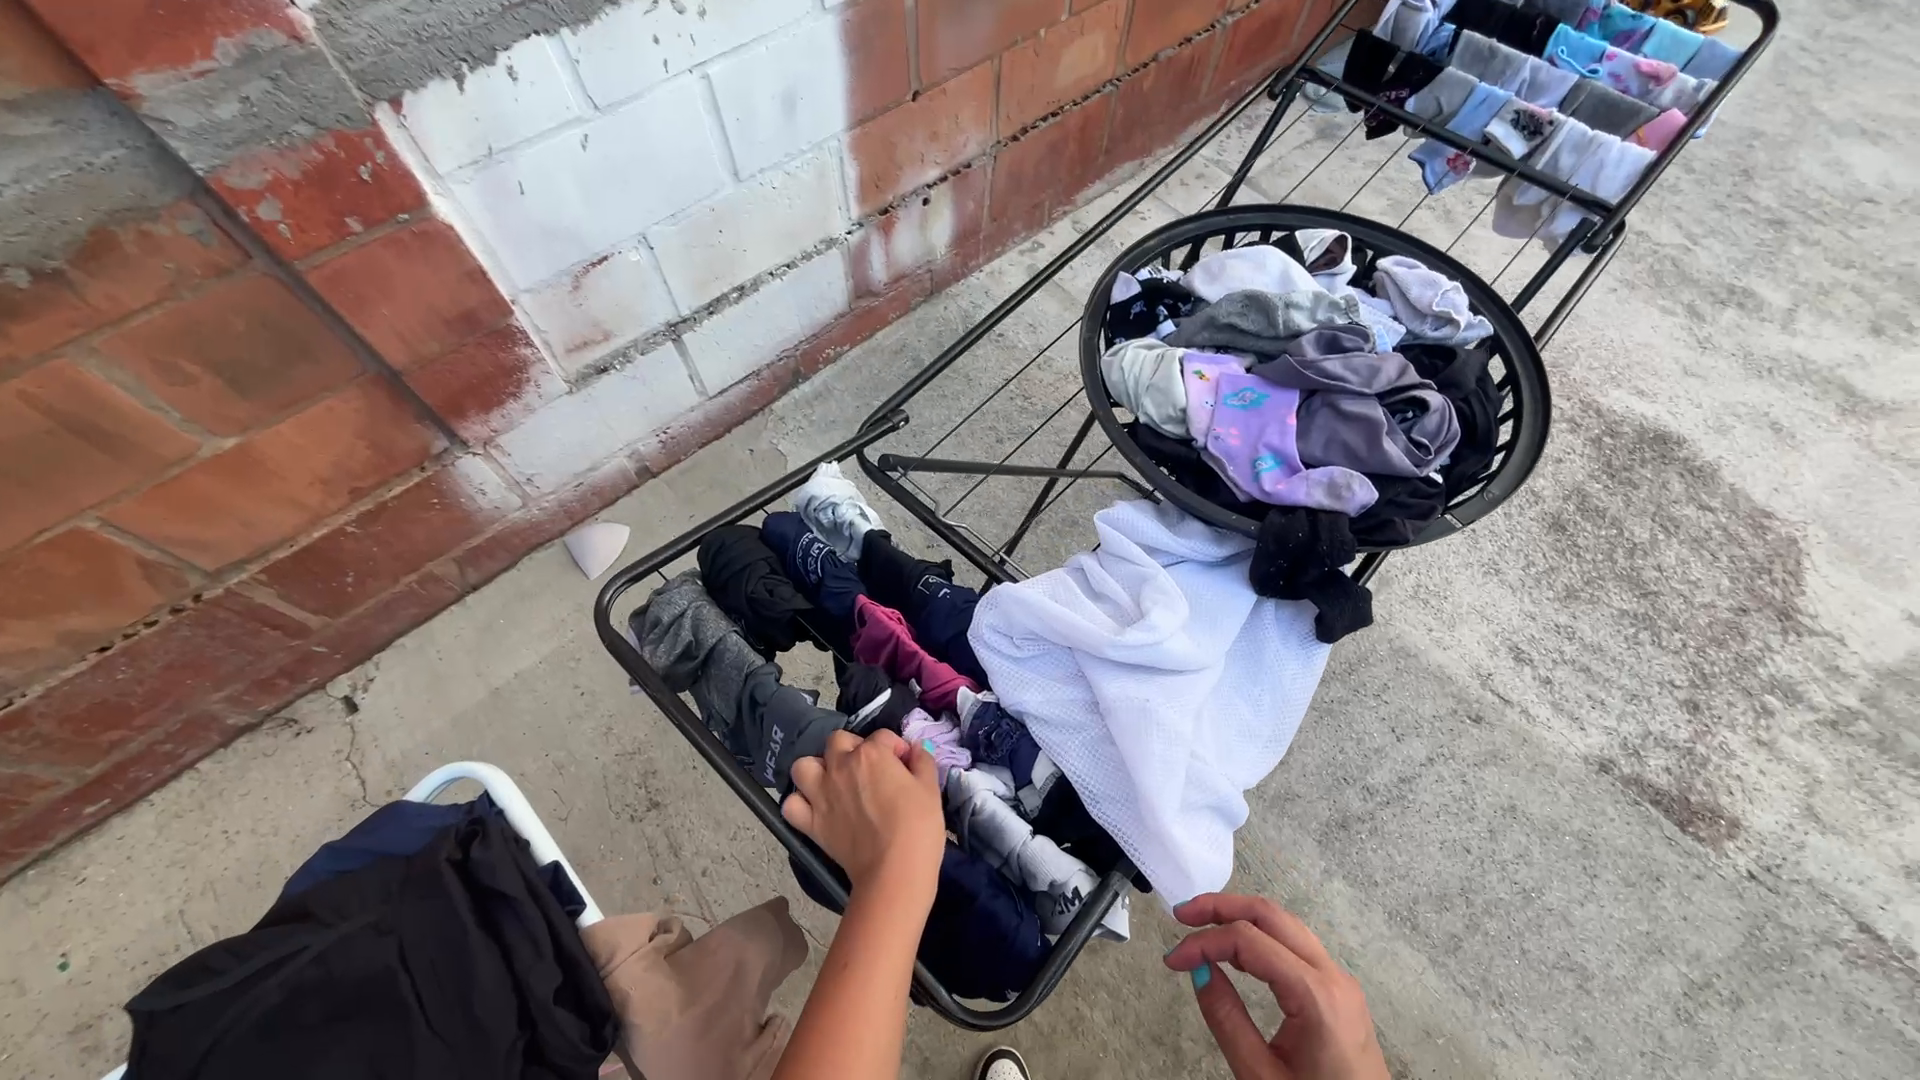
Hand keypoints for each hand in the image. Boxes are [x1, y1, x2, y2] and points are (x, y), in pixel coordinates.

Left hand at [782, 729, 945, 899]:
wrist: (895, 871)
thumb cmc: (918, 827)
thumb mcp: (930, 789)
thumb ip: (922, 762)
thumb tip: (916, 749)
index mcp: (871, 754)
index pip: (883, 737)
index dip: (897, 749)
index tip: (906, 766)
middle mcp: (840, 766)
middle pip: (838, 741)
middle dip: (854, 748)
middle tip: (870, 769)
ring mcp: (821, 794)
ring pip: (804, 766)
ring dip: (817, 769)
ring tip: (834, 782)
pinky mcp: (810, 823)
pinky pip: (790, 805)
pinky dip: (799, 803)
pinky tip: (814, 808)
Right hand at [1164, 893, 1388, 1079]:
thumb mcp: (1261, 1076)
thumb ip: (1226, 1019)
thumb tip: (1198, 969)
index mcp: (1315, 995)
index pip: (1248, 940)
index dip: (1204, 942)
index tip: (1172, 960)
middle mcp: (1332, 975)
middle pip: (1270, 915)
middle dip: (1221, 907)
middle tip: (1181, 915)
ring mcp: (1340, 981)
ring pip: (1285, 923)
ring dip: (1241, 916)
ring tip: (1202, 924)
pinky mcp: (1340, 991)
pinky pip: (1296, 944)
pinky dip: (1261, 934)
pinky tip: (1237, 949)